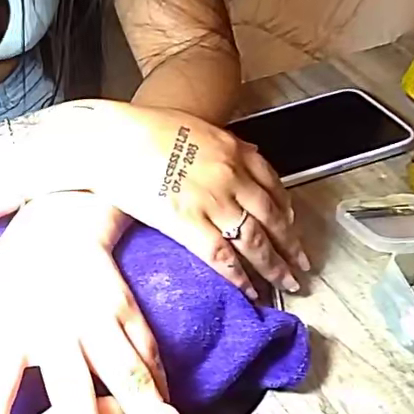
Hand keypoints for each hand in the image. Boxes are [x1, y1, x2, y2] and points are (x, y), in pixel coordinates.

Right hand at [47, 101, 306, 299]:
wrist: (112, 137)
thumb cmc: (140, 127)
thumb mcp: (191, 124)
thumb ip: (218, 142)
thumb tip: (243, 151)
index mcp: (232, 150)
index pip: (273, 185)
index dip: (286, 210)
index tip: (291, 225)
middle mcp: (231, 176)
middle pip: (273, 217)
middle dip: (291, 245)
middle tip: (302, 264)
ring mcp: (211, 201)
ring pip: (256, 240)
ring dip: (275, 266)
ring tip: (286, 283)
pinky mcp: (185, 222)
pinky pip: (222, 254)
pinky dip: (239, 276)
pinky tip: (249, 289)